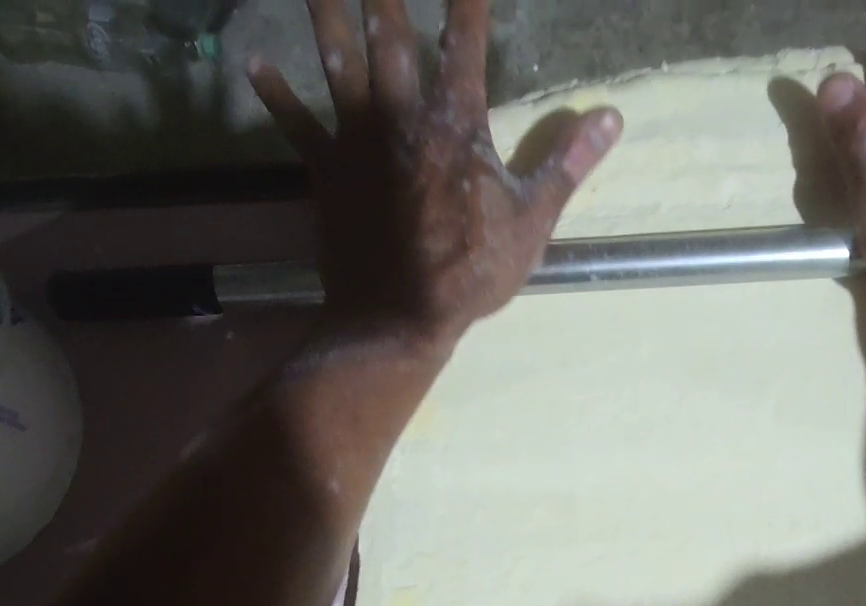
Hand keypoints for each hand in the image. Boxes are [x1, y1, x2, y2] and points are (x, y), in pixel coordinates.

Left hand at [248, 0, 622, 347]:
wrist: (399, 316)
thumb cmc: (471, 271)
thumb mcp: (531, 222)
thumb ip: (566, 164)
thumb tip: (612, 117)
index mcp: (456, 122)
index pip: (465, 39)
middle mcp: (401, 114)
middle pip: (389, 31)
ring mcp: (357, 139)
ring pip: (336, 60)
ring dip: (323, 12)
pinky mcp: (327, 171)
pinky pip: (295, 124)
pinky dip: (274, 94)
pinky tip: (253, 63)